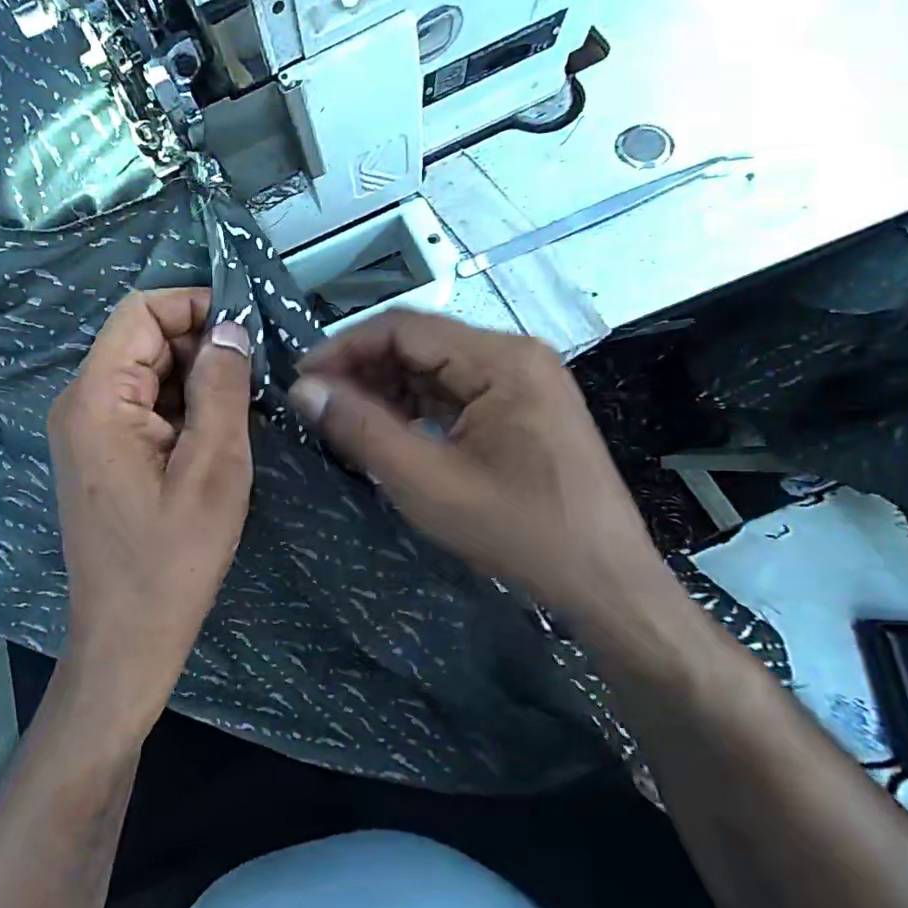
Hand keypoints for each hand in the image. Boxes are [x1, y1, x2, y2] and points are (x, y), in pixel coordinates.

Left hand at [47, 288, 253, 722]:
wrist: (130, 635)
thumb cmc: (174, 556)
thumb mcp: (214, 467)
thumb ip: (222, 388)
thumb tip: (231, 327)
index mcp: (98, 399)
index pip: (141, 312)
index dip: (196, 306)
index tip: (250, 330)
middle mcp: (82, 404)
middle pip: (144, 340)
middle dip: (203, 346)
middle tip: (258, 376)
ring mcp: (90, 431)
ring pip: (150, 373)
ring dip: (199, 379)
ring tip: (246, 408)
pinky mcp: (104, 454)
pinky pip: (147, 406)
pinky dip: (186, 407)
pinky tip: (219, 435)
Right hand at [289, 310, 675, 627]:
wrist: (606, 580)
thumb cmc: (521, 534)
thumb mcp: (428, 484)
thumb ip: (361, 430)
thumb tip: (304, 389)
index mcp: (503, 359)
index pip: (404, 327)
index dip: (344, 348)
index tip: (301, 381)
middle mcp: (518, 355)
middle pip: (424, 343)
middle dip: (367, 371)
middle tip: (321, 408)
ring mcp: (529, 380)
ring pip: (441, 367)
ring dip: (393, 390)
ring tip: (349, 424)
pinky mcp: (529, 407)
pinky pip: (463, 391)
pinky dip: (424, 408)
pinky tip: (395, 433)